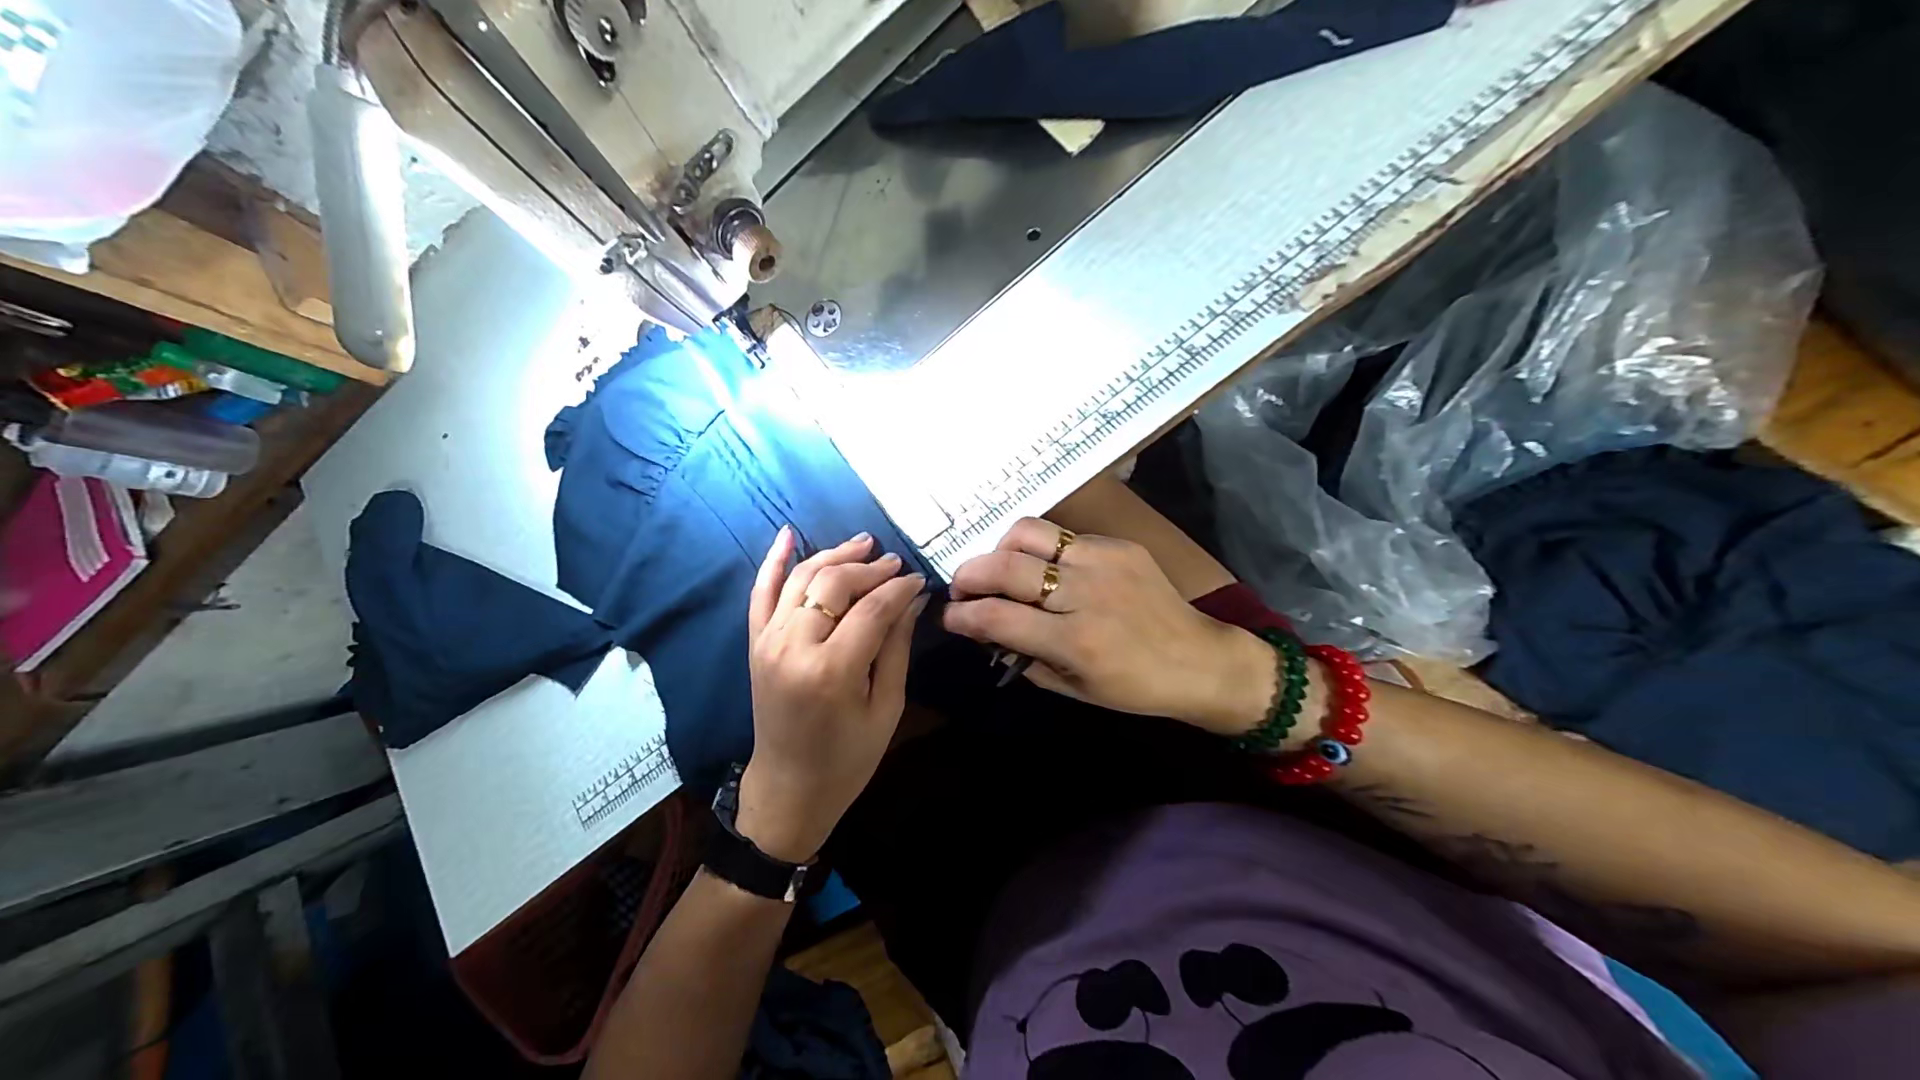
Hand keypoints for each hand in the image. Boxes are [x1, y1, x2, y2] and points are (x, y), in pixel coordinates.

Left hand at [738, 527, 928, 862]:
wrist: (789, 788)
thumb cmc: (848, 758)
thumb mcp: (886, 707)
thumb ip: (896, 647)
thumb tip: (911, 598)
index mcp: (832, 671)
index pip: (872, 608)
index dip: (899, 587)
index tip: (918, 579)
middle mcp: (794, 647)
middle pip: (834, 583)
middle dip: (869, 567)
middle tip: (895, 563)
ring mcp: (768, 642)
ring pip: (801, 578)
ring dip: (833, 555)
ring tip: (863, 545)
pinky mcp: (755, 644)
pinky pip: (761, 593)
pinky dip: (774, 561)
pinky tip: (789, 534)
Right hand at [942, 517, 1282, 735]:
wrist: (1198, 659)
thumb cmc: (1133, 687)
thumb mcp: (1072, 687)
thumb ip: (1024, 657)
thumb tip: (985, 629)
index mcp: (1074, 640)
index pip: (995, 616)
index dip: (961, 614)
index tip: (949, 616)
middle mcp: (1085, 593)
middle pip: (1004, 566)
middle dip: (968, 574)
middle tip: (961, 587)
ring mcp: (1103, 560)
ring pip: (1028, 534)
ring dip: (1000, 549)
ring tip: (999, 568)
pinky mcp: (1118, 545)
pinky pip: (1062, 536)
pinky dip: (1041, 551)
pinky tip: (1045, 569)